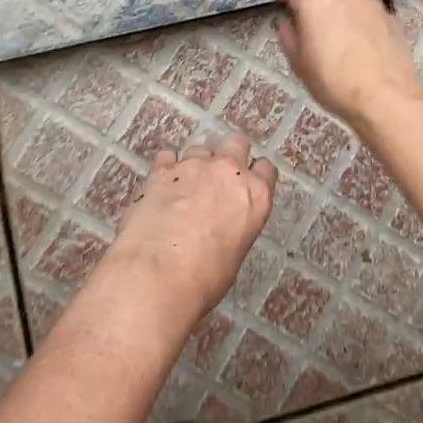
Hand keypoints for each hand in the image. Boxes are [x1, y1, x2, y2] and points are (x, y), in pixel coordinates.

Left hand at [106, 134, 276, 323]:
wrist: (157, 275)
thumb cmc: (204, 280)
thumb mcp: (234, 255)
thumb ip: (233, 227)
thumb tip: (219, 228)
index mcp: (255, 196)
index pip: (266, 169)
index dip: (255, 176)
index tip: (246, 186)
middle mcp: (229, 171)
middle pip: (236, 143)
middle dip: (228, 155)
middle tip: (217, 179)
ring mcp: (194, 165)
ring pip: (201, 148)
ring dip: (196, 164)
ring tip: (184, 188)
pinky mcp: (162, 169)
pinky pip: (168, 156)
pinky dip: (166, 169)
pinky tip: (161, 187)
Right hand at [258, 0, 422, 127]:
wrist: (389, 98)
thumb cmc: (335, 82)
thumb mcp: (299, 64)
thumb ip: (289, 36)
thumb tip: (289, 22)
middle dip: (312, 10)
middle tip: (310, 38)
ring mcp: (369, 1)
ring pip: (344, 5)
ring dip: (337, 18)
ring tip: (340, 51)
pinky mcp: (389, 15)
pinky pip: (363, 16)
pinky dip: (357, 27)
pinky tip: (360, 52)